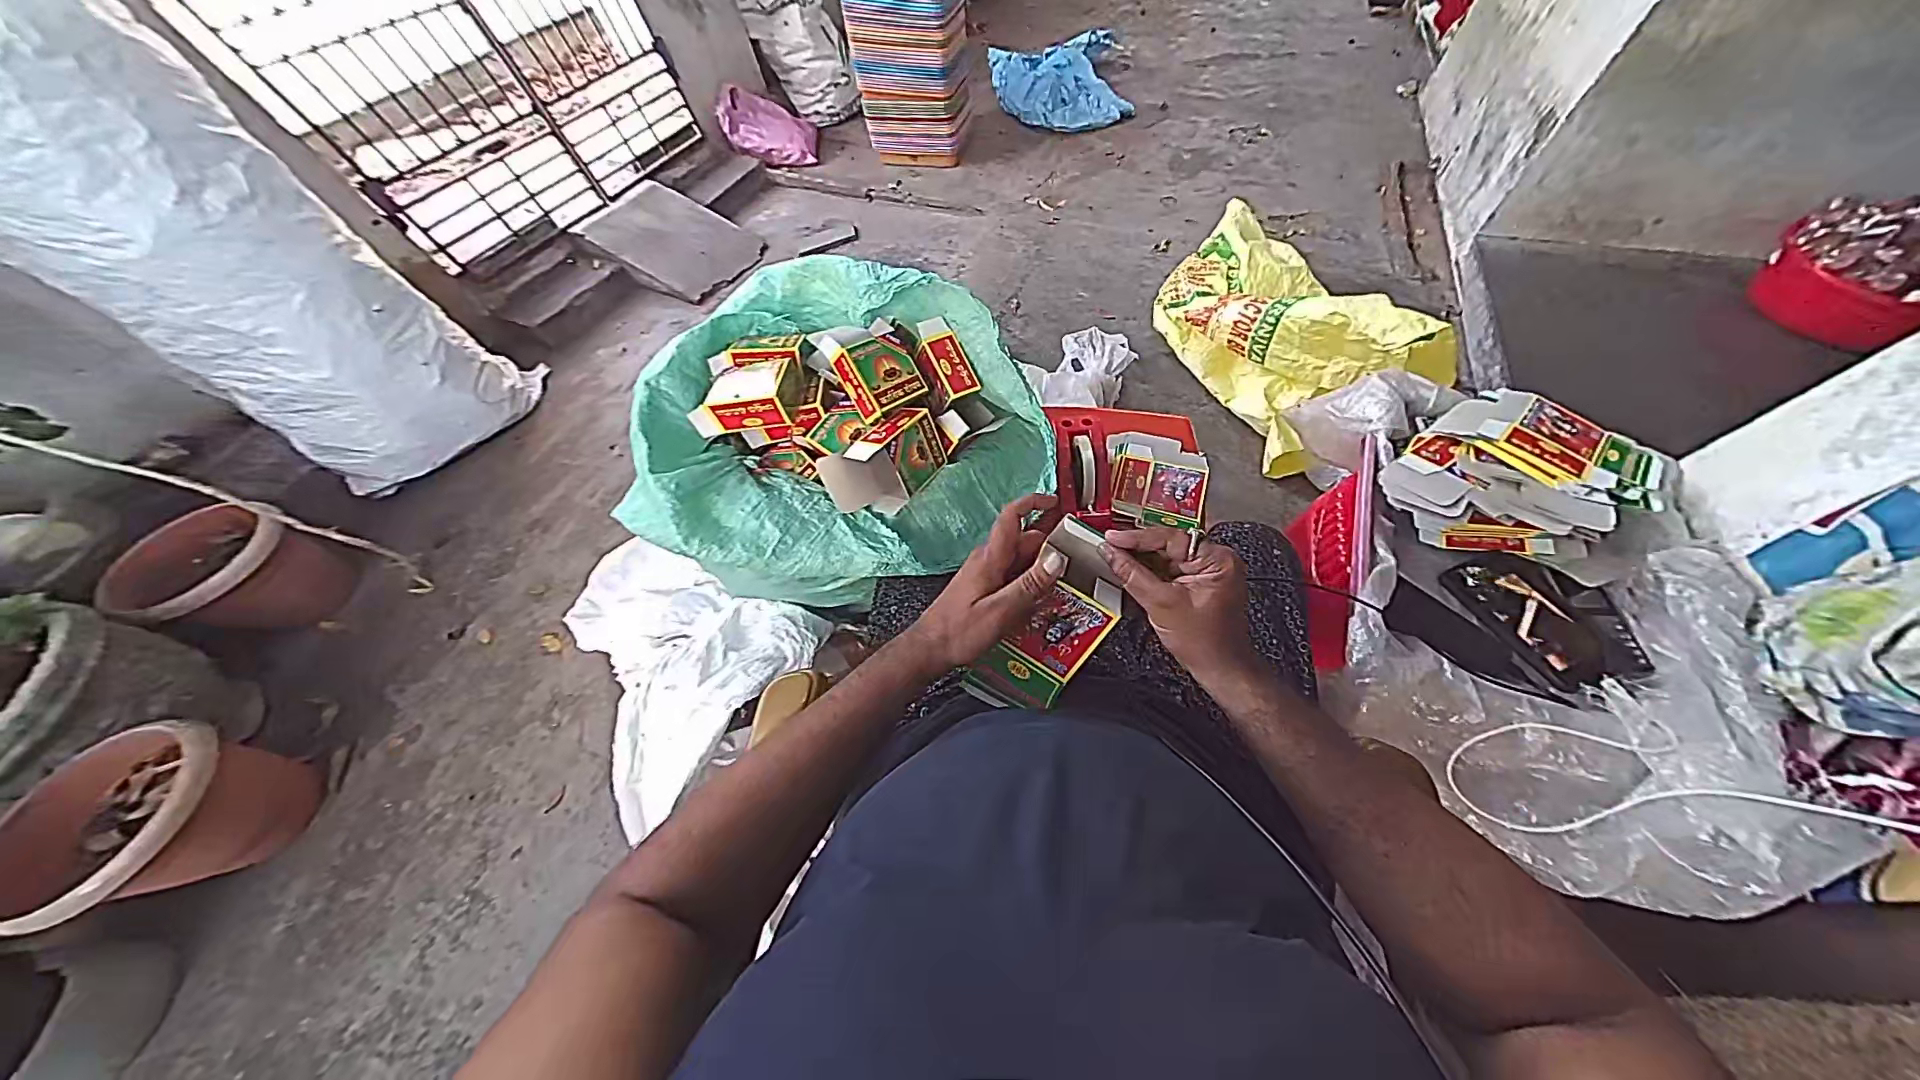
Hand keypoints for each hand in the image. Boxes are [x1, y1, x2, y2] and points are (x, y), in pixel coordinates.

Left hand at [901, 494, 1066, 675]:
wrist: (931, 648)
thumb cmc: (958, 632)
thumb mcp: (1001, 611)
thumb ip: (1030, 585)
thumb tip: (1056, 559)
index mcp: (990, 558)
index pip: (1011, 516)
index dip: (1033, 502)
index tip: (1055, 501)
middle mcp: (987, 560)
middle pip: (1025, 541)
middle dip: (1049, 549)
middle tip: (1070, 566)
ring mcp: (985, 572)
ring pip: (1021, 560)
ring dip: (1039, 570)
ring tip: (1054, 591)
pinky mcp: (985, 586)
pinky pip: (1013, 576)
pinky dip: (1028, 583)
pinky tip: (1034, 604)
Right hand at [1100, 527, 1259, 683]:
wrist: (1219, 668)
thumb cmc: (1205, 643)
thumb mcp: (1161, 604)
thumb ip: (1132, 575)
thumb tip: (1112, 554)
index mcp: (1217, 560)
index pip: (1170, 536)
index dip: (1137, 537)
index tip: (1114, 537)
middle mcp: (1216, 560)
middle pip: (1167, 543)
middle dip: (1137, 547)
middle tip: (1110, 545)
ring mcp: (1207, 571)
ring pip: (1166, 555)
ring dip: (1141, 558)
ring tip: (1115, 558)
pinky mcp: (1197, 581)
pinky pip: (1169, 568)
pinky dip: (1149, 570)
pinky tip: (1131, 571)